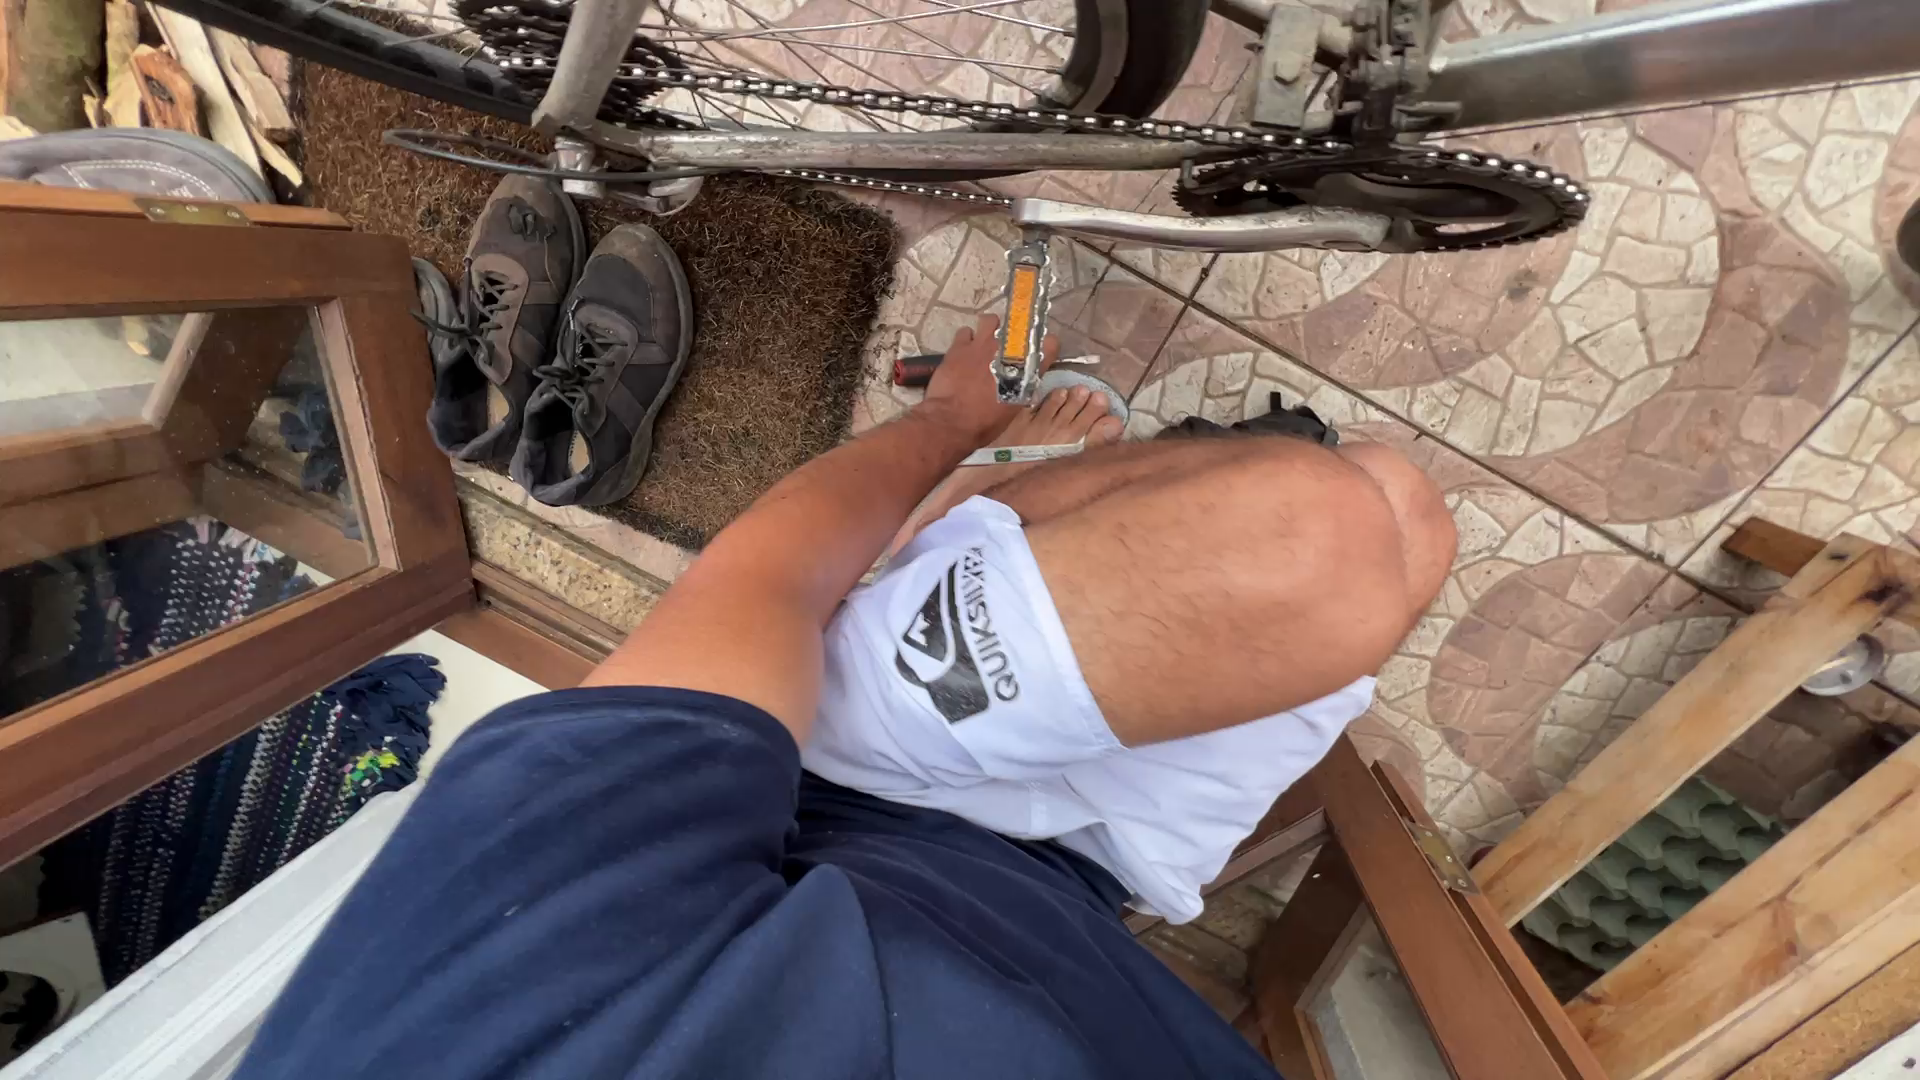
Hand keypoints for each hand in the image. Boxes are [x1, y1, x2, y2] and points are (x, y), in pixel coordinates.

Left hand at [916, 313, 1058, 445]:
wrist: (952, 421)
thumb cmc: (985, 423)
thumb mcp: (1012, 410)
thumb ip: (1019, 389)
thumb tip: (1018, 383)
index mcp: (1026, 370)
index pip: (1049, 344)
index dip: (1044, 345)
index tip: (1035, 351)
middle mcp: (1009, 351)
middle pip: (1019, 327)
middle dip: (1012, 337)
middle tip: (1003, 349)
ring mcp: (984, 344)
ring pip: (990, 320)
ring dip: (988, 330)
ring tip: (982, 344)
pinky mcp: (960, 345)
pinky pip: (966, 332)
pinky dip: (965, 340)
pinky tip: (962, 352)